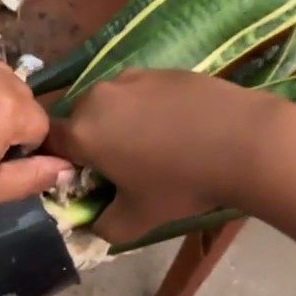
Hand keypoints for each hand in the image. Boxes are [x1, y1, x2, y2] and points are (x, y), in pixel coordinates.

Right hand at [47, 69, 286, 242]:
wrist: (246, 141)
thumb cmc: (182, 182)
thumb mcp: (139, 219)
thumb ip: (104, 226)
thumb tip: (93, 225)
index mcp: (82, 133)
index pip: (50, 141)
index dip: (62, 159)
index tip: (84, 175)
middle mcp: (97, 98)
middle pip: (79, 118)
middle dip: (92, 139)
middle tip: (122, 164)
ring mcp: (130, 78)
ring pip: (110, 103)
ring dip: (119, 121)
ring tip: (155, 144)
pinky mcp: (161, 69)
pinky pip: (140, 91)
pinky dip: (148, 107)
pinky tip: (179, 126)